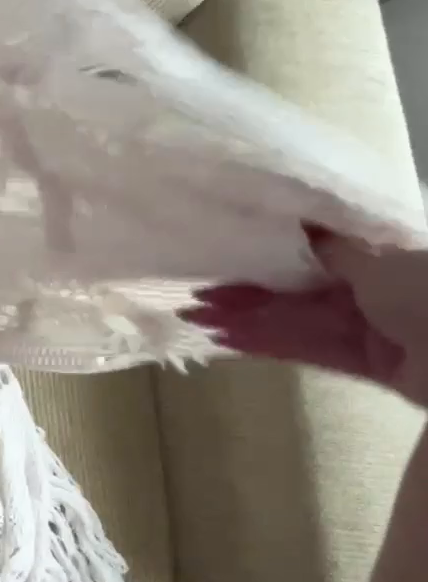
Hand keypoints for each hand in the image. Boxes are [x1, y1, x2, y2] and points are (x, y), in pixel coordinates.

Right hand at [182, 226, 427, 405]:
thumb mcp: (379, 261)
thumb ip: (332, 247)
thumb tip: (293, 216)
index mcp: (388, 263)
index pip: (318, 258)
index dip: (269, 259)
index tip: (224, 258)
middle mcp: (380, 294)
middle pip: (299, 292)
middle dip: (246, 295)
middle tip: (195, 296)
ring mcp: (375, 331)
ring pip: (296, 322)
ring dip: (244, 321)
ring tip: (193, 320)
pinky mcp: (370, 364)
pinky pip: (310, 351)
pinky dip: (267, 346)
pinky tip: (225, 341)